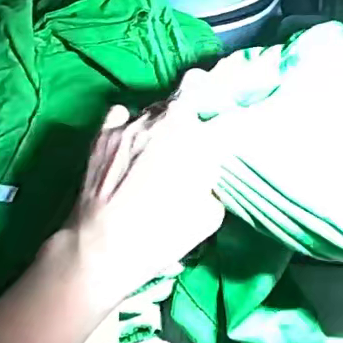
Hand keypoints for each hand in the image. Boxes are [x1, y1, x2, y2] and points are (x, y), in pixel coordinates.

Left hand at [50, 71, 225, 312]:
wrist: (102, 246)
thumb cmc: (163, 234)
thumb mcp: (209, 215)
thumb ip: (212, 182)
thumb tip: (206, 172)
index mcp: (201, 138)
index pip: (230, 119)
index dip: (238, 121)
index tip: (239, 126)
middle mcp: (168, 119)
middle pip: (192, 97)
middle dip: (200, 107)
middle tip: (201, 128)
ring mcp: (133, 122)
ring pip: (158, 109)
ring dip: (166, 120)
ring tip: (163, 141)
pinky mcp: (104, 133)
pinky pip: (123, 115)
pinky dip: (130, 123)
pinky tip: (131, 139)